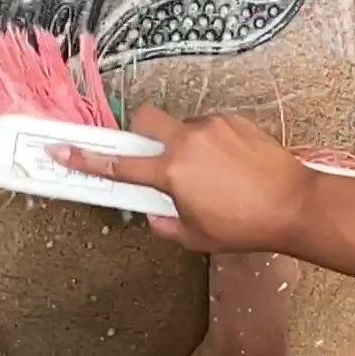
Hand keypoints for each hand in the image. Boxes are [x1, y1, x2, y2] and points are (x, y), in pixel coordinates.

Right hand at [53, 106, 317, 253]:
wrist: (294, 205)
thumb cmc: (244, 226)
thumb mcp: (196, 237)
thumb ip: (165, 224)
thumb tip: (154, 213)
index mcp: (172, 172)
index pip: (118, 164)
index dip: (85, 158)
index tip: (60, 149)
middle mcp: (186, 141)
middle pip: (144, 119)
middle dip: (140, 132)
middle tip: (155, 156)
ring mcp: (211, 126)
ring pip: (181, 126)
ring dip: (183, 144)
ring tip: (210, 172)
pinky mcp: (233, 120)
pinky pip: (209, 127)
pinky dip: (210, 143)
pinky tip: (230, 165)